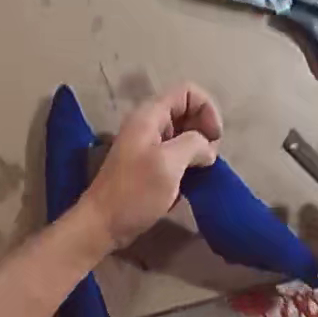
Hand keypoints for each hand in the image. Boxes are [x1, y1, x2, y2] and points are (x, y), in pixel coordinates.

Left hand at [77, 83, 222, 248]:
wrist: (103, 225)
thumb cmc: (135, 192)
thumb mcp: (169, 163)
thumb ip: (193, 144)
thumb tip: (207, 150)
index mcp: (149, 116)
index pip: (188, 92)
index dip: (207, 109)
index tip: (214, 139)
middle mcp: (148, 126)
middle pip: (187, 112)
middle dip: (204, 131)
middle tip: (208, 159)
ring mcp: (147, 147)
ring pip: (183, 136)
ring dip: (198, 151)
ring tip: (201, 172)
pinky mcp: (149, 168)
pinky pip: (175, 156)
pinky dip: (187, 165)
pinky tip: (189, 184)